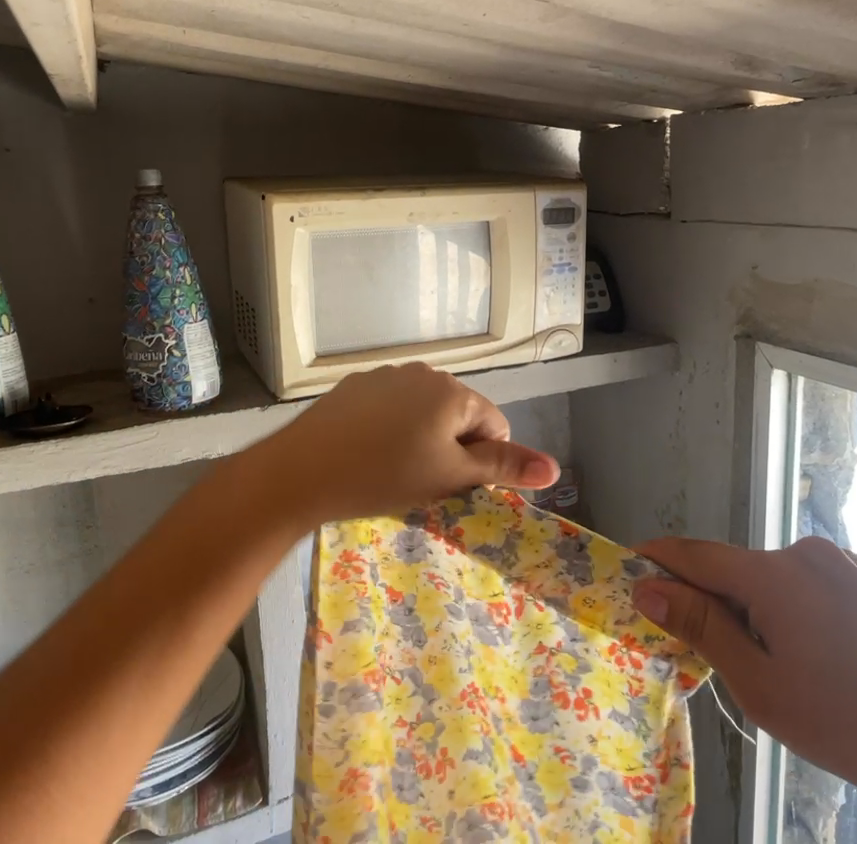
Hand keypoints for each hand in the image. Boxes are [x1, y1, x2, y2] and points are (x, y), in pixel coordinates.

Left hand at [237, 363, 558, 527]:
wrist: (301, 472)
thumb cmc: (384, 476)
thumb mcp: (449, 476)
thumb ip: (504, 468)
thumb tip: (555, 468)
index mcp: (453, 391)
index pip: (494, 426)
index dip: (481, 461)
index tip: (450, 484)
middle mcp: (423, 373)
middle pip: (457, 416)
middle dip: (450, 448)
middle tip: (421, 481)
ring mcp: (384, 376)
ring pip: (422, 412)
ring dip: (419, 438)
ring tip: (390, 470)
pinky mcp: (353, 387)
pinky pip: (389, 409)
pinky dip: (388, 430)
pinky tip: (365, 453)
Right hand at [631, 536, 856, 816]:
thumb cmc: (853, 724)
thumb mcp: (761, 686)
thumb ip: (702, 627)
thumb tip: (648, 587)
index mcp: (774, 573)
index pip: (693, 553)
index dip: (654, 562)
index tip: (624, 576)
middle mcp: (807, 554)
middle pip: (734, 569)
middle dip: (710, 603)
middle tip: (708, 661)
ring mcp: (845, 566)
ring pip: (773, 582)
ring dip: (755, 615)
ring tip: (779, 679)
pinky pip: (809, 590)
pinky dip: (792, 617)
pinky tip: (821, 670)